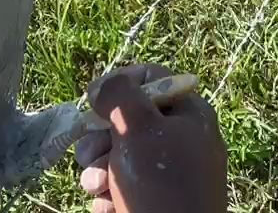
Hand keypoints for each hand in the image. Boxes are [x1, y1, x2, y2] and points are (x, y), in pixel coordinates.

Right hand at [75, 64, 227, 212]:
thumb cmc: (161, 186)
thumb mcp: (138, 126)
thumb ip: (118, 93)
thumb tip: (100, 88)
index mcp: (190, 115)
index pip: (151, 78)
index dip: (119, 82)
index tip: (94, 98)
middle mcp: (182, 141)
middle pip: (129, 118)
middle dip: (100, 135)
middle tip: (88, 151)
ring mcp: (169, 176)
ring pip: (119, 154)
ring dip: (98, 168)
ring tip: (96, 185)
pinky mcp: (155, 204)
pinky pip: (121, 187)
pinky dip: (107, 195)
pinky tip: (107, 205)